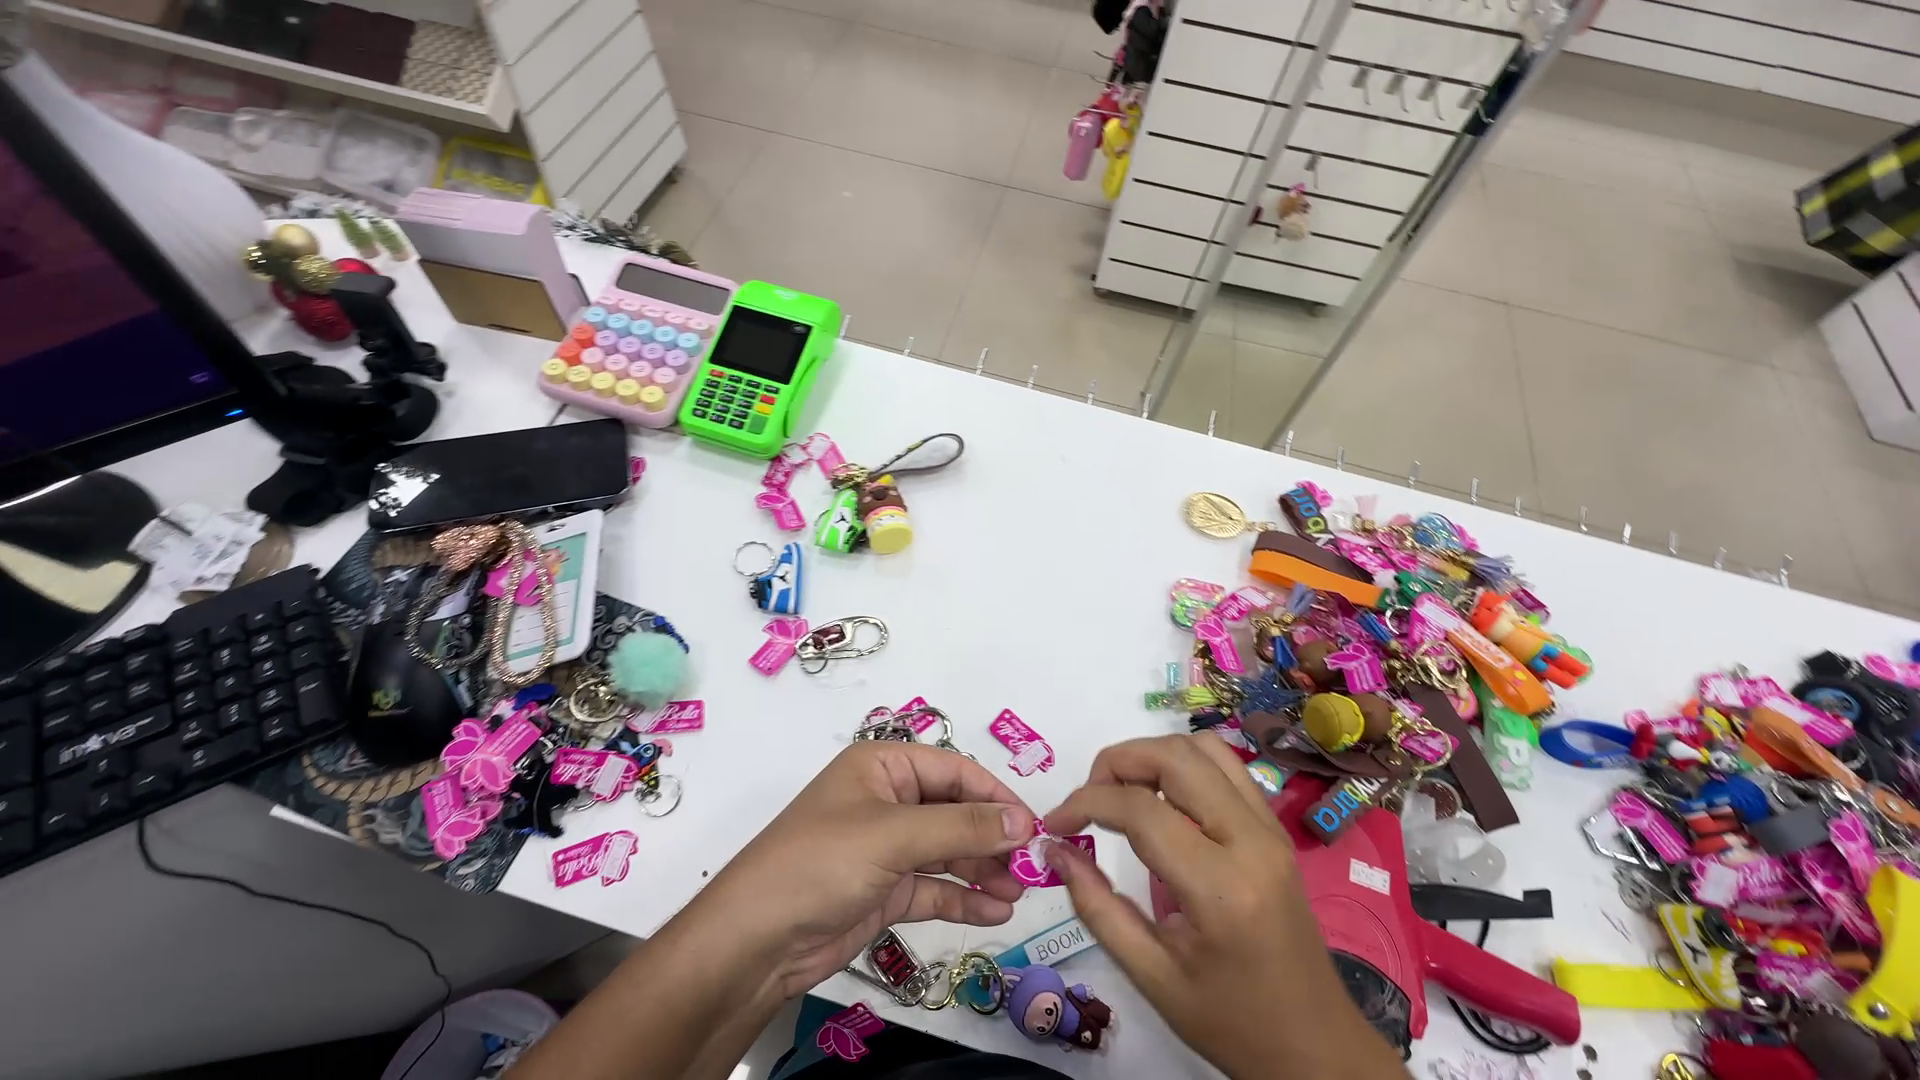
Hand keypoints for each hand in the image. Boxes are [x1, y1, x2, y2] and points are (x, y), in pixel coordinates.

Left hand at [701, 740, 1035, 999]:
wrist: (757, 940)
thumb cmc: (821, 863)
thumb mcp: (893, 836)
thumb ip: (962, 828)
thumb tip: (1024, 822)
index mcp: (882, 768)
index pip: (954, 770)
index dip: (995, 795)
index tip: (1032, 826)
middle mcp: (887, 801)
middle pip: (955, 811)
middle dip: (992, 836)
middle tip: (1032, 867)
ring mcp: (886, 848)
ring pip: (949, 851)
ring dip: (983, 869)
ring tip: (1017, 892)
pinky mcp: (885, 890)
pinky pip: (935, 887)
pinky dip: (964, 898)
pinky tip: (994, 911)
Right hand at [1043, 735, 1400, 1078]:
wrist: (1317, 1047)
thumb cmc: (1232, 1022)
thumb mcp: (1152, 976)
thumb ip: (1097, 907)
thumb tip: (1055, 850)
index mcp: (1221, 887)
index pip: (1141, 810)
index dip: (1086, 803)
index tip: (1055, 823)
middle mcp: (1252, 841)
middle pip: (1175, 757)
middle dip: (1117, 762)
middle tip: (1088, 801)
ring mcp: (1271, 829)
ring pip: (1203, 748)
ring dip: (1152, 756)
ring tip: (1121, 794)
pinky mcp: (1276, 829)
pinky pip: (1226, 768)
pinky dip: (1182, 765)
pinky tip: (1160, 800)